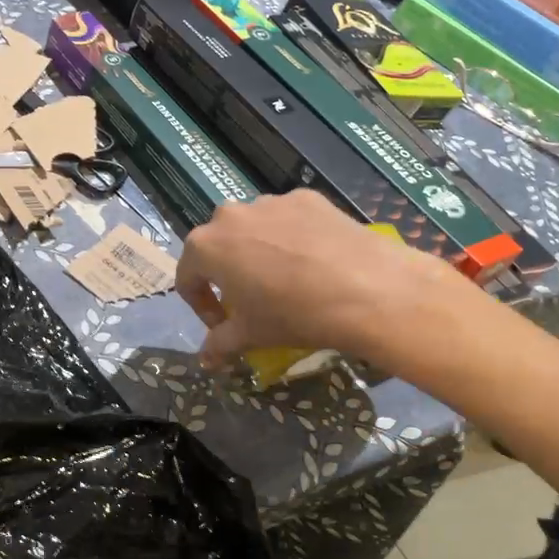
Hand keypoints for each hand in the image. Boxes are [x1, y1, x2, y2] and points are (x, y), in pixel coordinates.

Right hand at [175, 189, 478, 369]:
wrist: (370, 291)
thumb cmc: (295, 314)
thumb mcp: (252, 334)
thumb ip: (220, 343)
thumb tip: (205, 361)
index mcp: (205, 246)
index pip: (188, 276)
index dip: (201, 305)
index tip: (222, 325)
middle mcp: (229, 215)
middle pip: (219, 247)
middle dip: (229, 274)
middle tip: (252, 301)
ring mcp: (269, 202)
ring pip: (254, 229)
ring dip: (259, 252)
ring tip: (288, 280)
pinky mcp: (306, 198)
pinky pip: (288, 219)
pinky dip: (293, 238)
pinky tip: (316, 262)